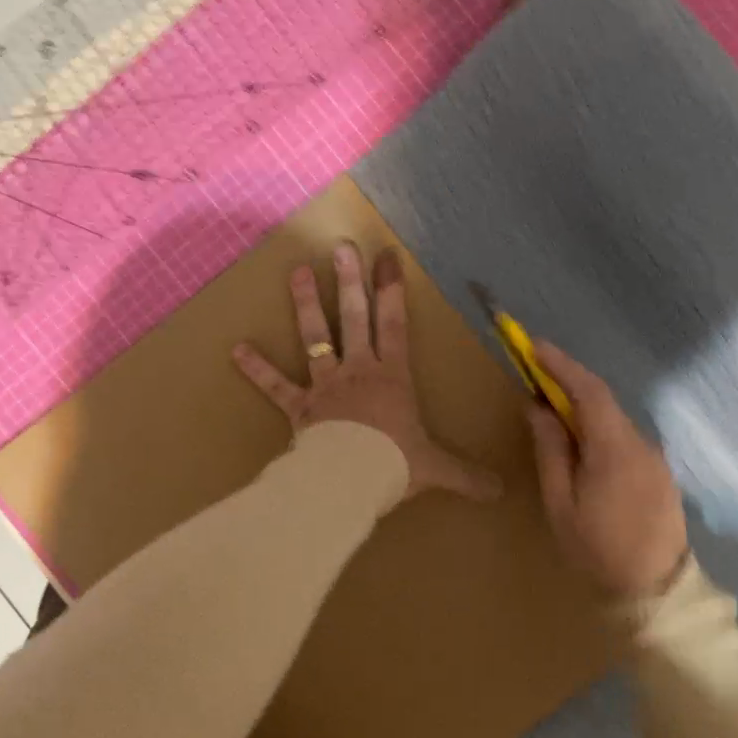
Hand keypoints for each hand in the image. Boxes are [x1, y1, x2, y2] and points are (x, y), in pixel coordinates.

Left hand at [233, 243, 501, 501]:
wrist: (352, 480)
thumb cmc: (395, 465)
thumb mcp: (437, 469)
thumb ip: (467, 476)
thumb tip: (500, 490)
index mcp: (393, 378)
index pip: (396, 325)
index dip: (392, 290)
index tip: (387, 257)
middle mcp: (358, 371)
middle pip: (354, 318)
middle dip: (350, 281)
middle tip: (341, 247)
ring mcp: (326, 386)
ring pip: (316, 338)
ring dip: (306, 304)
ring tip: (298, 272)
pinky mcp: (299, 407)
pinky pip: (276, 386)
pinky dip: (257, 369)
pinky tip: (236, 349)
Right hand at [526, 341, 688, 602]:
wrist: (655, 590)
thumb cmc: (597, 549)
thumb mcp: (560, 504)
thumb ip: (550, 451)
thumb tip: (538, 408)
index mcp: (614, 449)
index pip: (588, 390)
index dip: (561, 364)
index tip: (533, 346)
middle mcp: (640, 443)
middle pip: (602, 401)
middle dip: (567, 384)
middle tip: (533, 377)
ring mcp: (654, 458)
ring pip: (613, 420)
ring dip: (582, 409)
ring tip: (550, 415)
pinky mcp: (659, 473)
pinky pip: (623, 438)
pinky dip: (598, 429)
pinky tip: (579, 446)